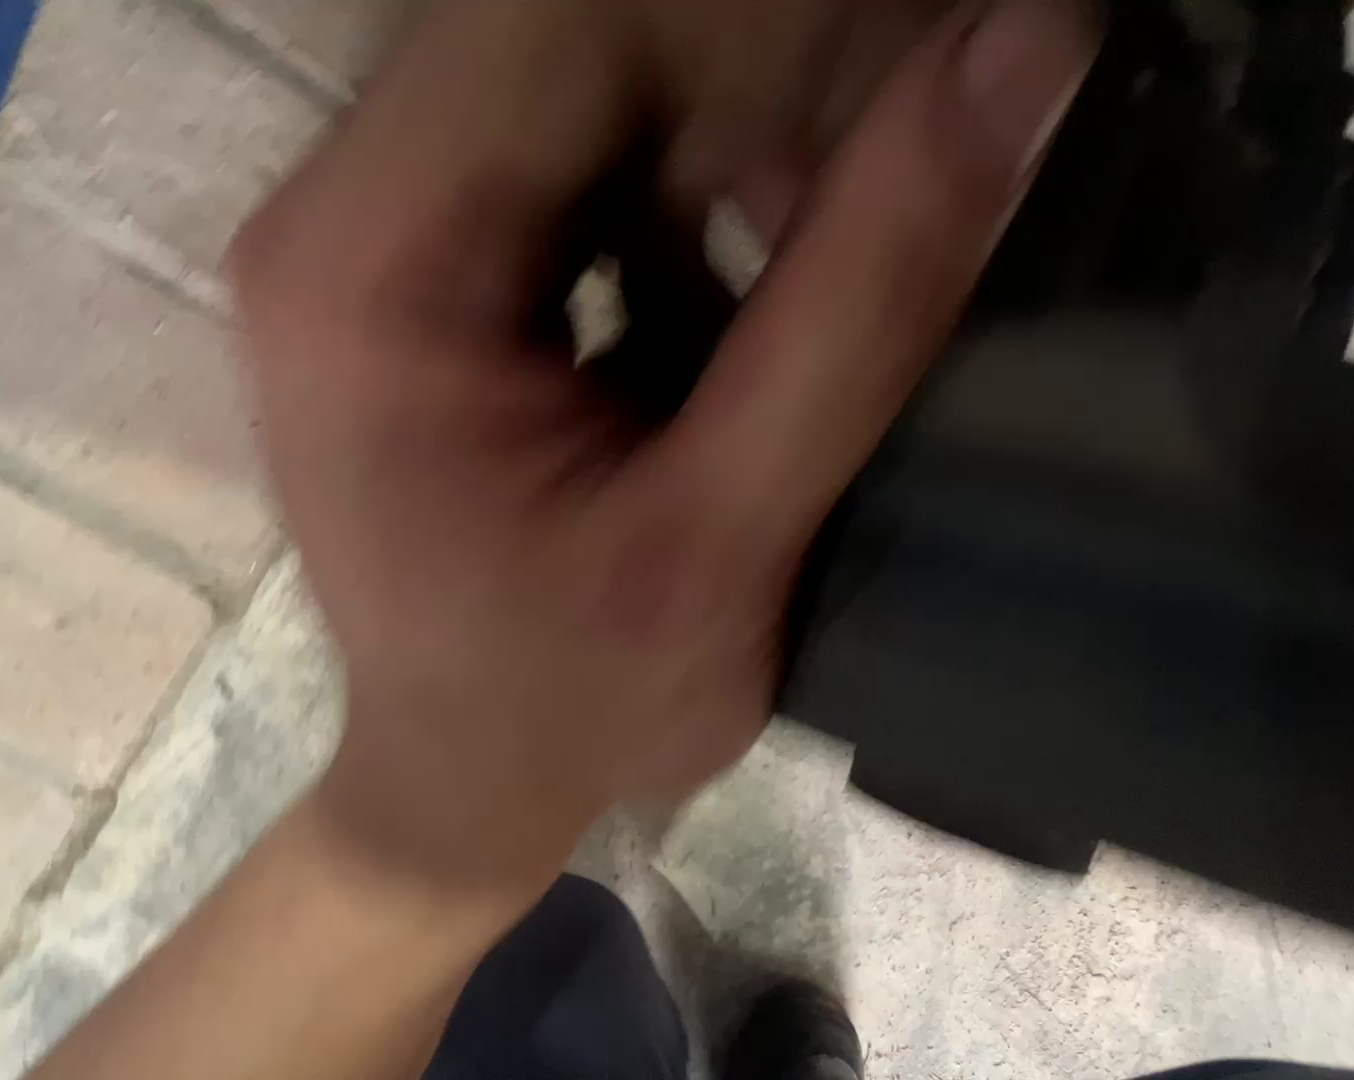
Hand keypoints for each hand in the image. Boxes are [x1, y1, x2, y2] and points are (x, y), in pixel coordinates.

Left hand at [231, 0, 1097, 898]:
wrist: (468, 780)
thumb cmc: (578, 702)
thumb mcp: (730, 529)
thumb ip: (864, 296)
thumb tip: (1015, 62)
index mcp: (371, 265)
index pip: (572, 25)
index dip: (758, 37)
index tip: (885, 105)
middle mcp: (339, 218)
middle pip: (569, 45)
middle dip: (741, 108)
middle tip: (836, 230)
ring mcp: (371, 242)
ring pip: (580, 99)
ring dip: (716, 164)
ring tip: (776, 302)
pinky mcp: (418, 279)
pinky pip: (569, 174)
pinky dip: (673, 214)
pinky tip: (720, 325)